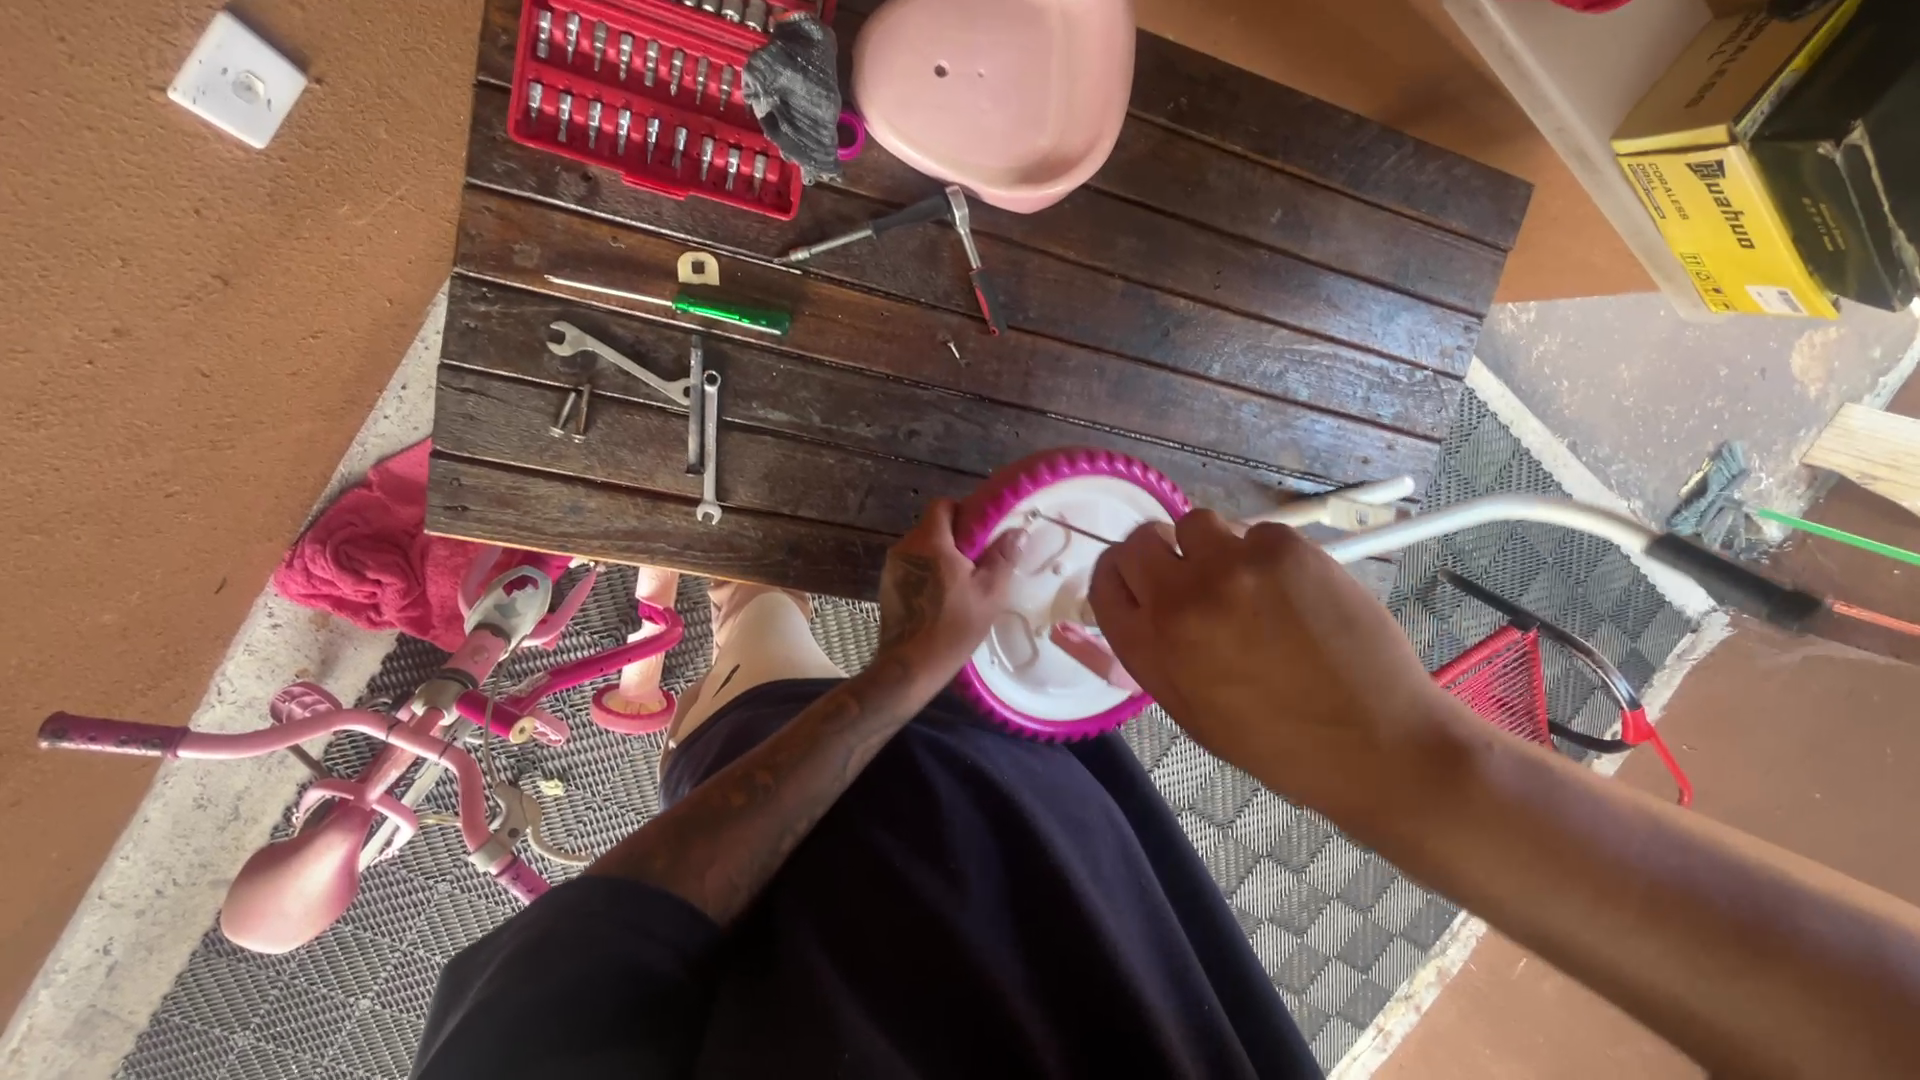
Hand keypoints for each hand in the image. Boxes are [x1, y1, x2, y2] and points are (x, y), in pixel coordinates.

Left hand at [876, 499, 1025, 682]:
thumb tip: (1017, 531)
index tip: (982, 532)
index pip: (943, 505)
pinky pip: (912, 566)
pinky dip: (928, 572)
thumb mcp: (989, 594)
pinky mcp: (887, 585)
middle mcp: (906, 547)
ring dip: (942, 556)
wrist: (910, 667)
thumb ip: (1002, 558)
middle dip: (956, 538)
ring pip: (922, 547)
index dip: (964, 512)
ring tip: (962, 583)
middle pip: (933, 527)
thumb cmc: (952, 628)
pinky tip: (942, 598)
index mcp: (930, 542)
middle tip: (978, 561)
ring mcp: (892, 567)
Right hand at [1088, 510, 1458, 811]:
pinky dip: (1265, 553)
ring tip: (1245, 580)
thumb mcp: (1188, 709)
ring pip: (1196, 522)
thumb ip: (1151, 649)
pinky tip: (1292, 590)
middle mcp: (1179, 598)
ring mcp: (1233, 567)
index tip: (1141, 577)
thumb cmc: (1274, 742)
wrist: (1373, 743)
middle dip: (1160, 553)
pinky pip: (1255, 531)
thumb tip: (1138, 602)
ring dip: (1211, 546)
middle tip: (1192, 574)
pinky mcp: (1284, 548)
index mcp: (1149, 646)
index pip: (1106, 578)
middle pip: (1141, 541)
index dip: (1122, 574)